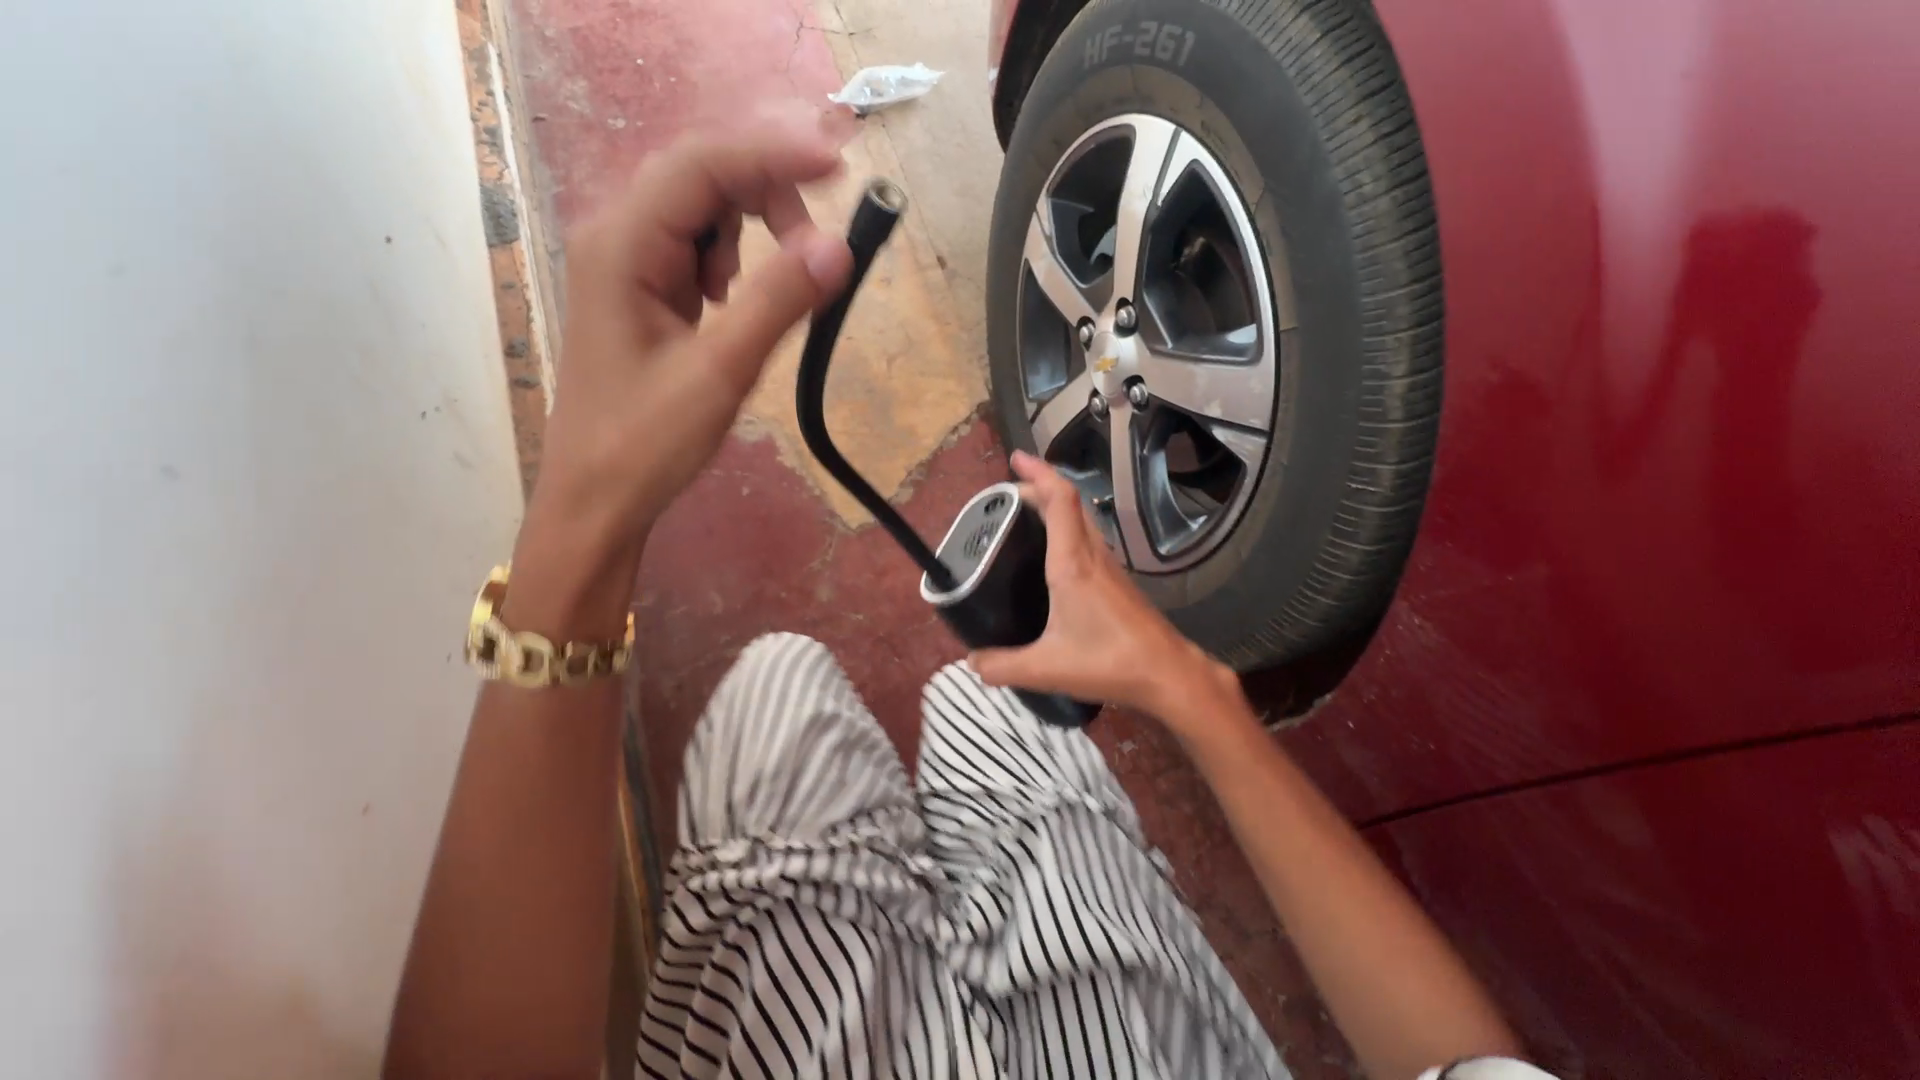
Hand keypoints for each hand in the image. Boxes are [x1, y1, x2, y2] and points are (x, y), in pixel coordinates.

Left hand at [529, 106, 855, 569]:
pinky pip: (693, 246)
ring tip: (769, 286)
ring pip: (700, 208)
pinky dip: (731, 258)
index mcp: (622, 244)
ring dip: (750, 228)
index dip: (774, 156)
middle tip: (817, 243)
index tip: (840, 168)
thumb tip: (840, 247)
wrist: (596, 499)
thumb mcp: (719, 373)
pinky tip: (733, 301)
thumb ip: (778, 303)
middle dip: (767, 192)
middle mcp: (616, 236)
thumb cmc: (645, 442)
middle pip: (701, 175)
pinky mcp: (640, 290)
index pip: (703, 164)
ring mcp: (624, 263)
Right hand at [969, 452, 1246, 731]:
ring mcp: (1109, 567)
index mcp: (1071, 563)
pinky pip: (1089, 539)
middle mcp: (1092, 555)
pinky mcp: (1118, 582)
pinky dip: (1068, 529)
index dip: (1038, 472)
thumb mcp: (1045, 669)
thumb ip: (1002, 667)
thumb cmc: (1108, 662)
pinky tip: (1055, 554)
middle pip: (1070, 502)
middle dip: (1040, 486)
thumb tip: (971, 662)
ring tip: (1027, 514)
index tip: (1016, 458)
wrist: (1167, 674)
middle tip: (1009, 491)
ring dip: (1056, 506)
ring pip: (1082, 519)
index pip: (1059, 500)